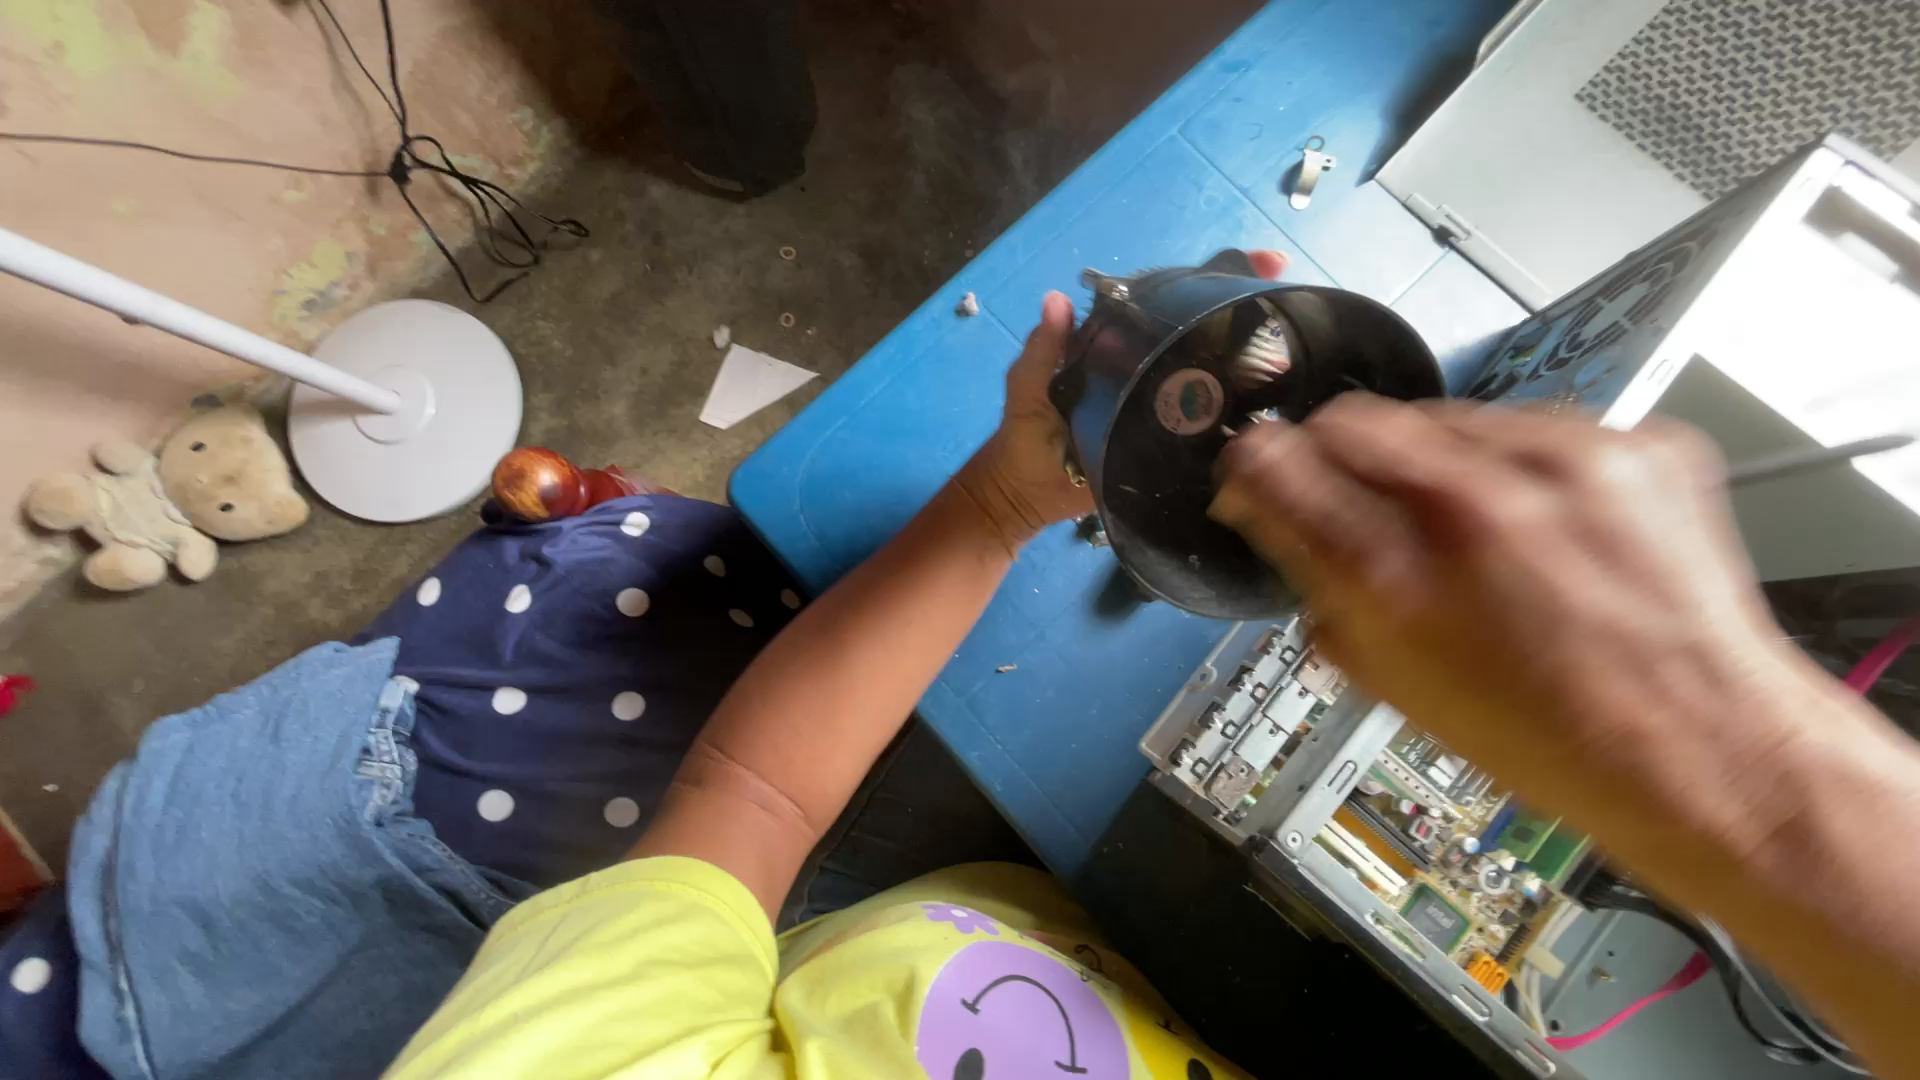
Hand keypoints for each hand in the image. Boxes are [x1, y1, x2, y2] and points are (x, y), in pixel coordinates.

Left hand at [959, 250, 1288, 550]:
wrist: (1026, 496)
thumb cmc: (1023, 437)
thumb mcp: (1027, 387)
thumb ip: (1041, 350)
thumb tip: (1055, 299)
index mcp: (1115, 349)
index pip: (1164, 304)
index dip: (1207, 280)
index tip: (1260, 261)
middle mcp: (1144, 372)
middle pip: (1194, 337)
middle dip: (1241, 314)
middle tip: (1286, 297)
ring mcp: (1158, 410)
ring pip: (1205, 381)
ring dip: (1245, 367)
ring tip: (1291, 349)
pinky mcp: (1164, 449)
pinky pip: (1200, 432)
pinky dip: (1229, 423)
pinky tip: (1266, 417)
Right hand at [1209, 395, 1821, 852]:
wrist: (1702, 743)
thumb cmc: (1536, 733)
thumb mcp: (1382, 673)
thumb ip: (1317, 584)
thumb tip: (1282, 521)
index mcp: (1388, 573)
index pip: (1271, 464)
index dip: (1248, 465)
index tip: (1251, 472)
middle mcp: (1464, 503)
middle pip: (1345, 419)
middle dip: (1326, 452)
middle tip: (1341, 490)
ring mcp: (1558, 463)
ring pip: (1432, 415)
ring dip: (1417, 459)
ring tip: (1452, 518)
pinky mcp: (1629, 446)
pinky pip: (1521, 426)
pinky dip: (1500, 463)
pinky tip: (1524, 516)